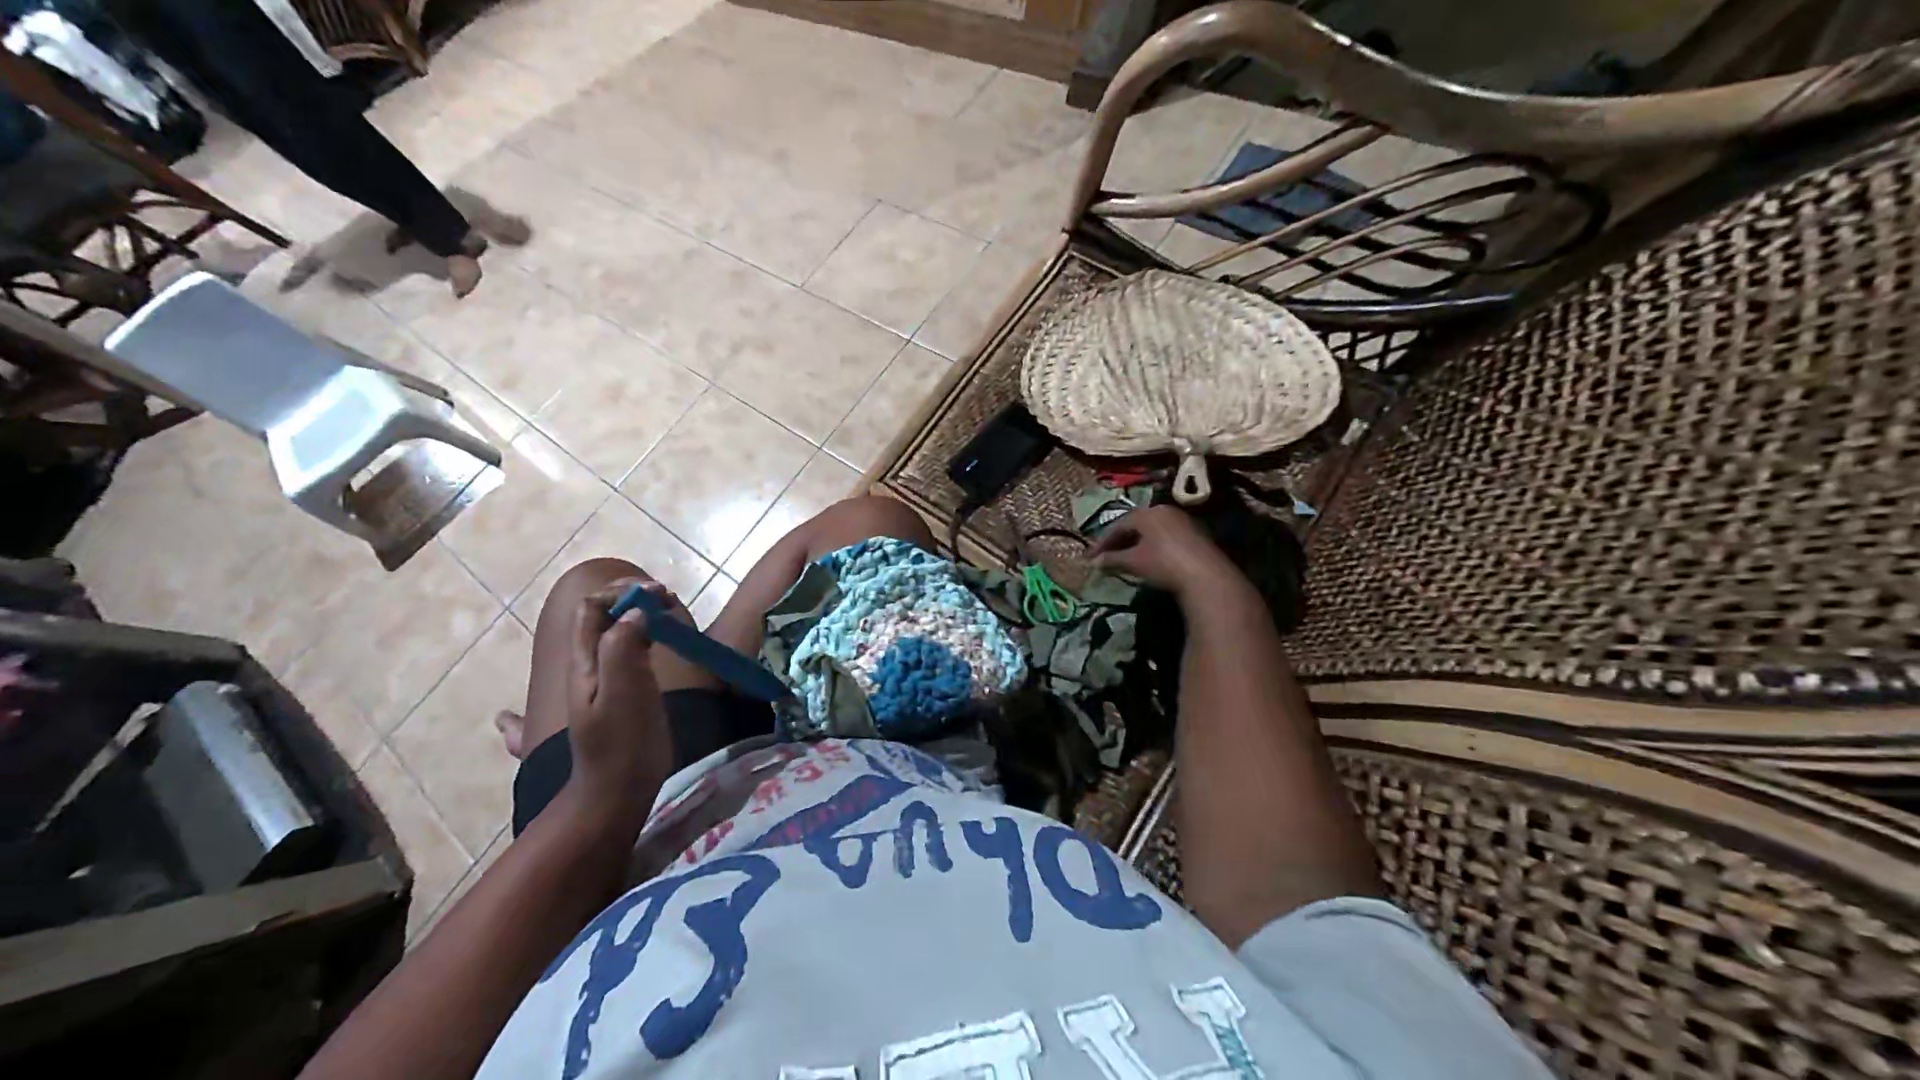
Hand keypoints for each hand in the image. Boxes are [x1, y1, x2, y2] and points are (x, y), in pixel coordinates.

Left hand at [566, 580, 672, 820]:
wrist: (619, 790)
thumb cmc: (621, 743)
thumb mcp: (621, 694)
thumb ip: (623, 649)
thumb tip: (635, 613)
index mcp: (585, 662)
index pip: (591, 608)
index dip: (619, 593)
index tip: (656, 595)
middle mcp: (594, 664)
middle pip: (606, 615)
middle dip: (634, 599)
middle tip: (668, 600)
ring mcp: (612, 678)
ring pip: (622, 630)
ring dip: (645, 614)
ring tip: (673, 613)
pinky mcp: (631, 691)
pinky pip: (635, 649)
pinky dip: (651, 634)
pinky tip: (669, 639)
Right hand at [1091, 505, 1240, 597]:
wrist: (1205, 575)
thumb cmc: (1163, 563)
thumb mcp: (1133, 562)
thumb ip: (1112, 559)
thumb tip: (1094, 562)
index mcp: (1146, 513)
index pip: (1118, 525)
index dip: (1103, 542)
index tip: (1091, 557)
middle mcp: (1164, 510)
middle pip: (1136, 525)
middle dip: (1120, 541)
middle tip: (1107, 556)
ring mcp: (1182, 520)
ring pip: (1152, 530)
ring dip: (1136, 543)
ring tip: (1126, 558)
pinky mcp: (1195, 533)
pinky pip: (1166, 536)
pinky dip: (1153, 546)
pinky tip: (1149, 559)